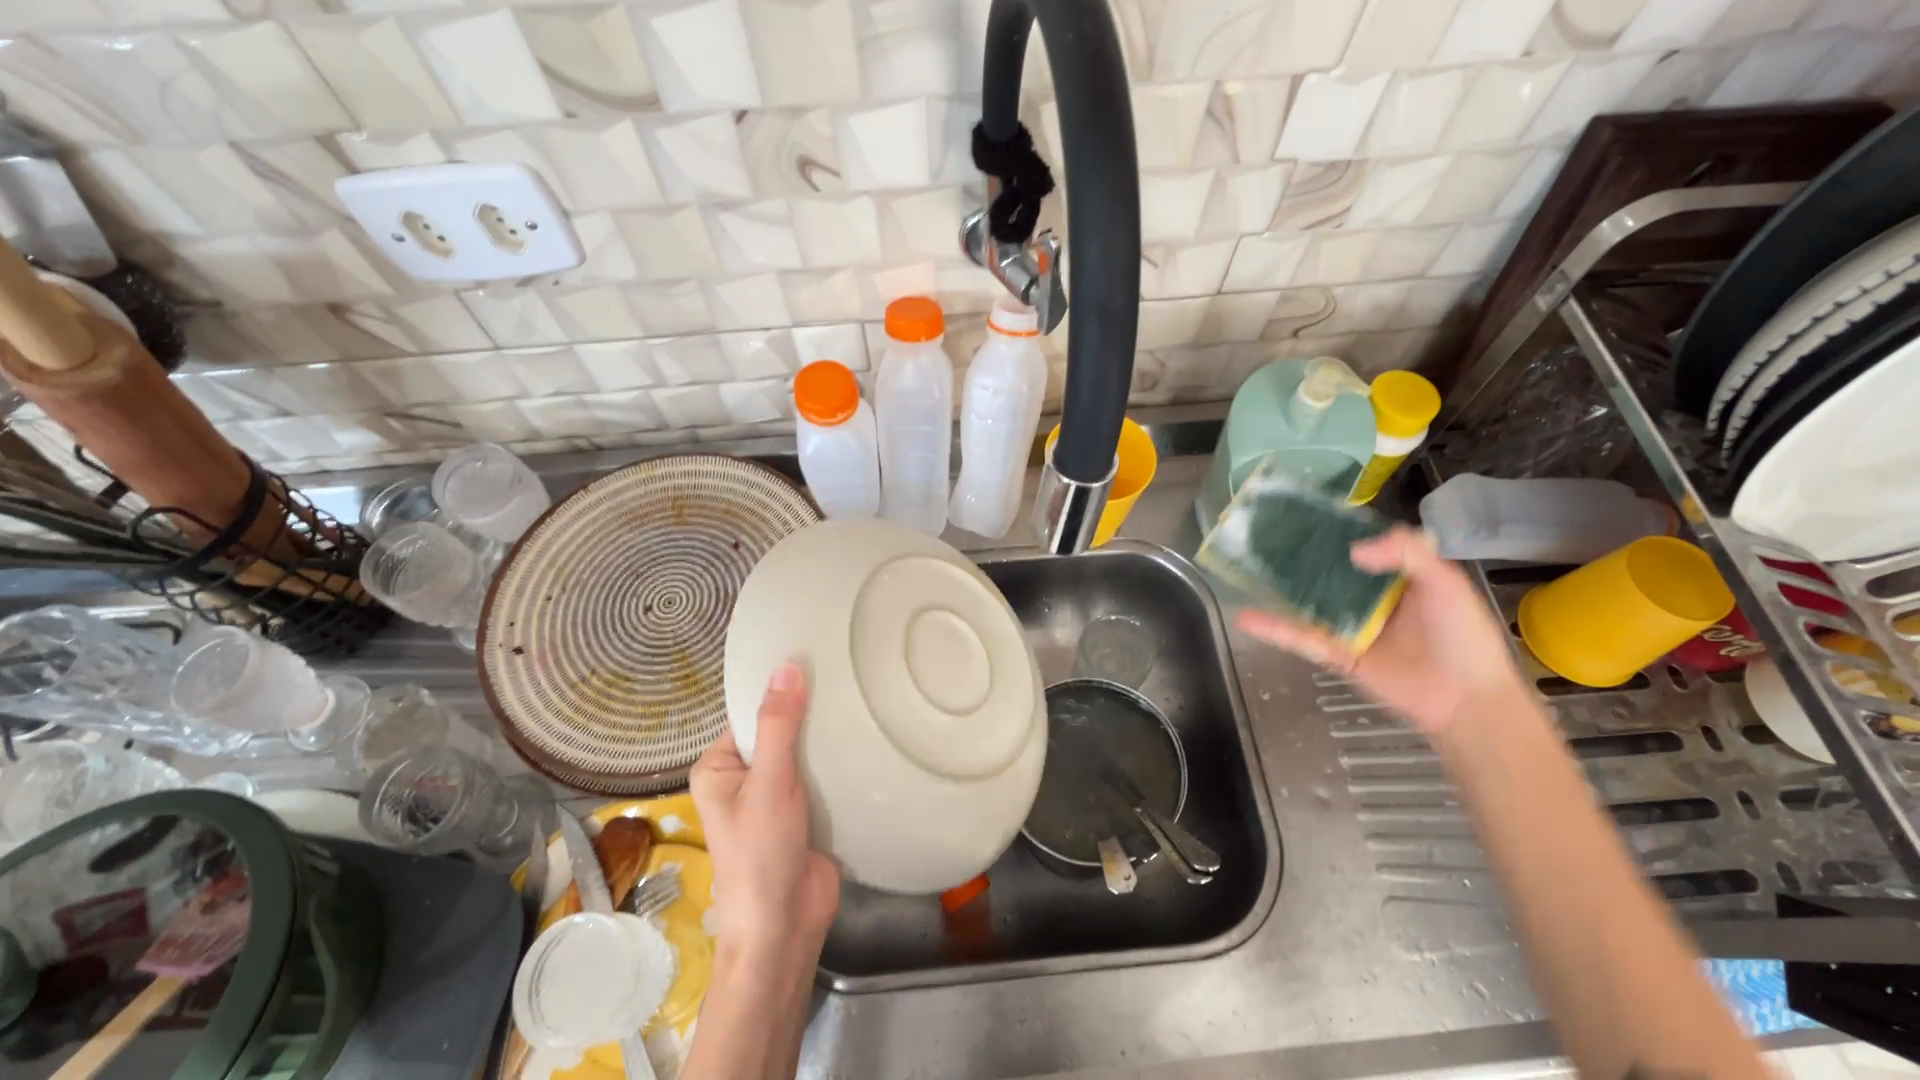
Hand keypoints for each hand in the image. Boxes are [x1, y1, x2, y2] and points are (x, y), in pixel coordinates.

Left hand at [690, 662, 839, 951]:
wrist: (785, 927)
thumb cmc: (761, 854)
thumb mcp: (769, 783)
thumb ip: (778, 726)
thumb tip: (786, 666)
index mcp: (718, 769)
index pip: (749, 715)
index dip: (780, 692)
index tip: (818, 661)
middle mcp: (742, 780)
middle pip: (779, 733)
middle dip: (810, 716)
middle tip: (850, 680)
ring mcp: (775, 800)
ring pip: (804, 756)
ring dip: (828, 743)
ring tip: (865, 704)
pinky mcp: (805, 816)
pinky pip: (822, 779)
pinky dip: (840, 768)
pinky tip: (867, 745)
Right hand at [1236, 526, 1530, 736]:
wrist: (1467, 700)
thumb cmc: (1463, 637)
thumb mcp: (1445, 582)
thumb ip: (1406, 552)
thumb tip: (1353, 550)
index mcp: (1402, 580)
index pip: (1366, 549)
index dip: (1340, 532)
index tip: (1309, 514)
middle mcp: (1375, 600)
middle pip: (1331, 574)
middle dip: (1302, 557)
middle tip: (1266, 536)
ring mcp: (1354, 628)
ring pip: (1311, 603)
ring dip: (1281, 589)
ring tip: (1246, 568)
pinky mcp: (1339, 655)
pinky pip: (1304, 638)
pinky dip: (1275, 628)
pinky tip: (1247, 615)